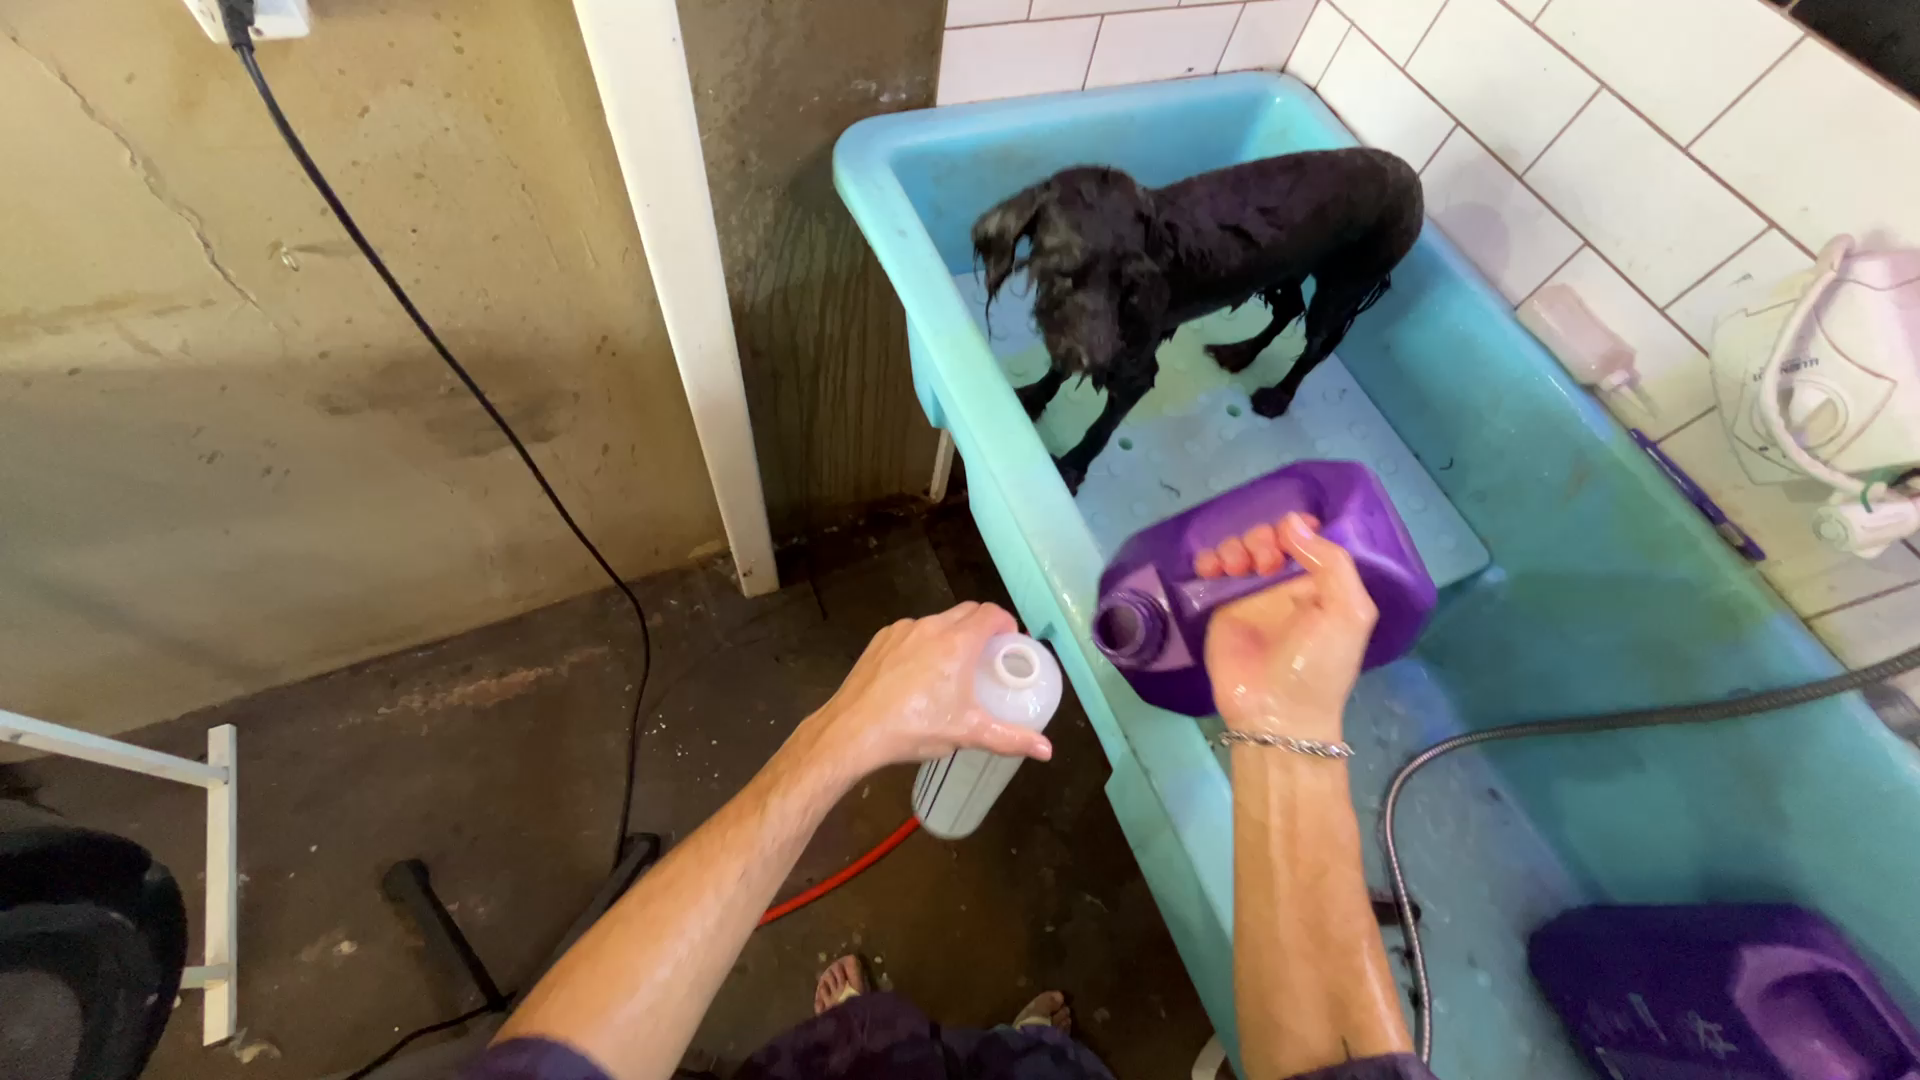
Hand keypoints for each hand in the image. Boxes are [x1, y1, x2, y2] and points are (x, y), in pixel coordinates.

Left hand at [809, 601, 1053, 775]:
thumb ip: (1010, 738)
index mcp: (957, 643)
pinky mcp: (881, 639)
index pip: (991, 613)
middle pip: (967, 612)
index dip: (1006, 624)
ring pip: (937, 621)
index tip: (1009, 644)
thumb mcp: (967, 733)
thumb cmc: (915, 728)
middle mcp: (932, 627)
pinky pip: (911, 632)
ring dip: (951, 634)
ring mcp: (902, 630)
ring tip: (952, 666)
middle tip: (986, 656)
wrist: (853, 730)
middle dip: (982, 627)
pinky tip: (917, 672)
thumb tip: (1047, 750)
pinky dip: (923, 643)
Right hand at [1200, 514, 1376, 740]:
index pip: (1305, 538)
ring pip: (1237, 549)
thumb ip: (1331, 564)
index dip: (1294, 528)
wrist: (1275, 712)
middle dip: (1260, 539)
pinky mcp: (1219, 608)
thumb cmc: (1319, 665)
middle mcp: (1283, 585)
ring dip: (1234, 547)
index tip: (1286, 538)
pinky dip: (1208, 560)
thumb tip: (1291, 523)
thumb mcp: (1347, 613)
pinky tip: (1210, 570)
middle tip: (1262, 564)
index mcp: (1319, 583)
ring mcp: (1249, 595)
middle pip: (1267, 538)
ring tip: (1235, 568)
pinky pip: (1210, 571)